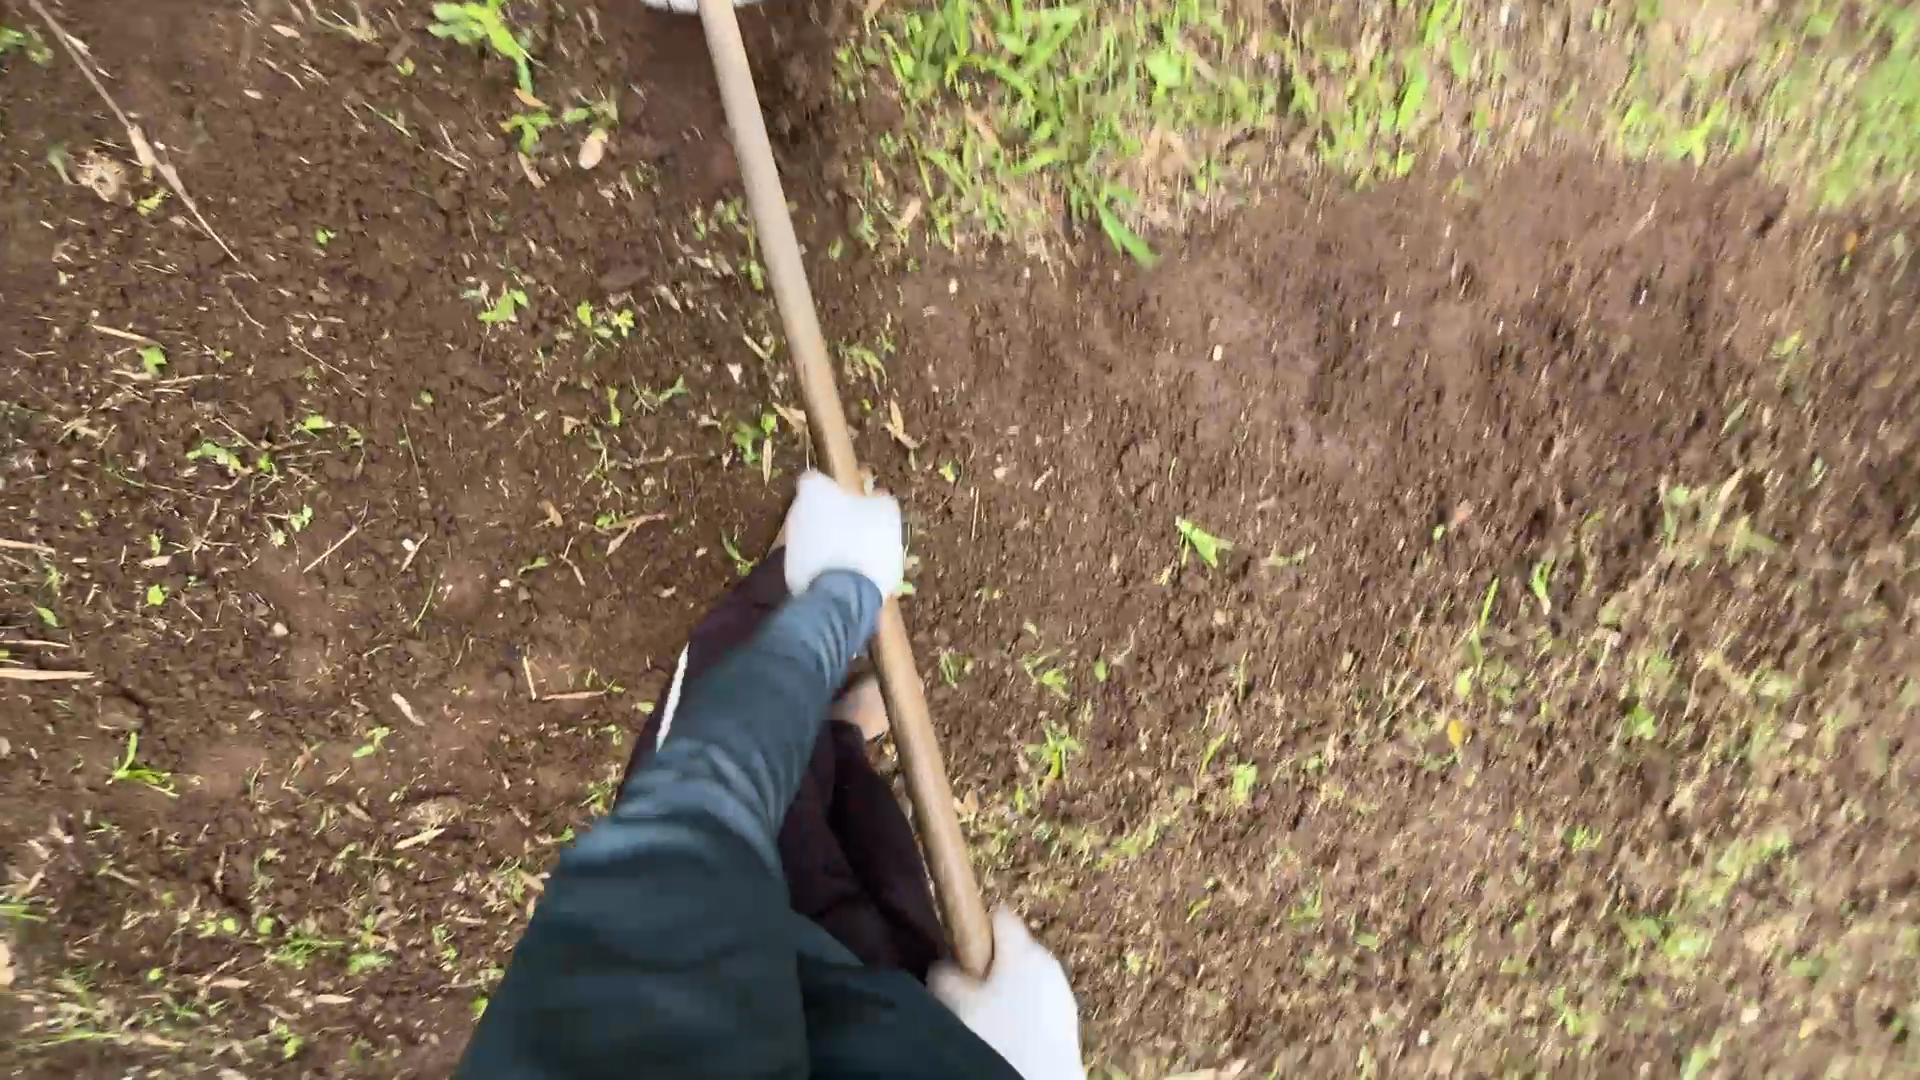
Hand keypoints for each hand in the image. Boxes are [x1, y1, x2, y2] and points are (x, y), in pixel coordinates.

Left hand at [781, 470, 904, 597]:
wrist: (844, 595)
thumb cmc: (867, 545)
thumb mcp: (886, 515)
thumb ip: (879, 500)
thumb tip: (876, 495)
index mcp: (815, 492)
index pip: (817, 479)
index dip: (835, 487)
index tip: (851, 498)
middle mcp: (795, 513)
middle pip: (815, 509)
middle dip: (834, 516)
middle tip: (859, 528)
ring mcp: (790, 544)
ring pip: (813, 536)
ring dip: (830, 542)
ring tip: (857, 557)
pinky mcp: (791, 573)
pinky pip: (811, 562)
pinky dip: (824, 566)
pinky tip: (846, 577)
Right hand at [928, 909, 1083, 1079]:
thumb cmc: (999, 1038)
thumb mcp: (957, 1003)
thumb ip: (945, 974)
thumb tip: (943, 965)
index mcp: (1022, 948)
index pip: (999, 915)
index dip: (979, 929)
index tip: (965, 953)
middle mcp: (1047, 959)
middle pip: (1015, 946)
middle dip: (995, 963)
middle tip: (975, 994)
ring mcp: (1062, 988)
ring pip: (1029, 975)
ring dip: (1012, 988)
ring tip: (994, 1021)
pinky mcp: (1070, 1017)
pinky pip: (1042, 1000)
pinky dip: (1029, 1010)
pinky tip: (1015, 1037)